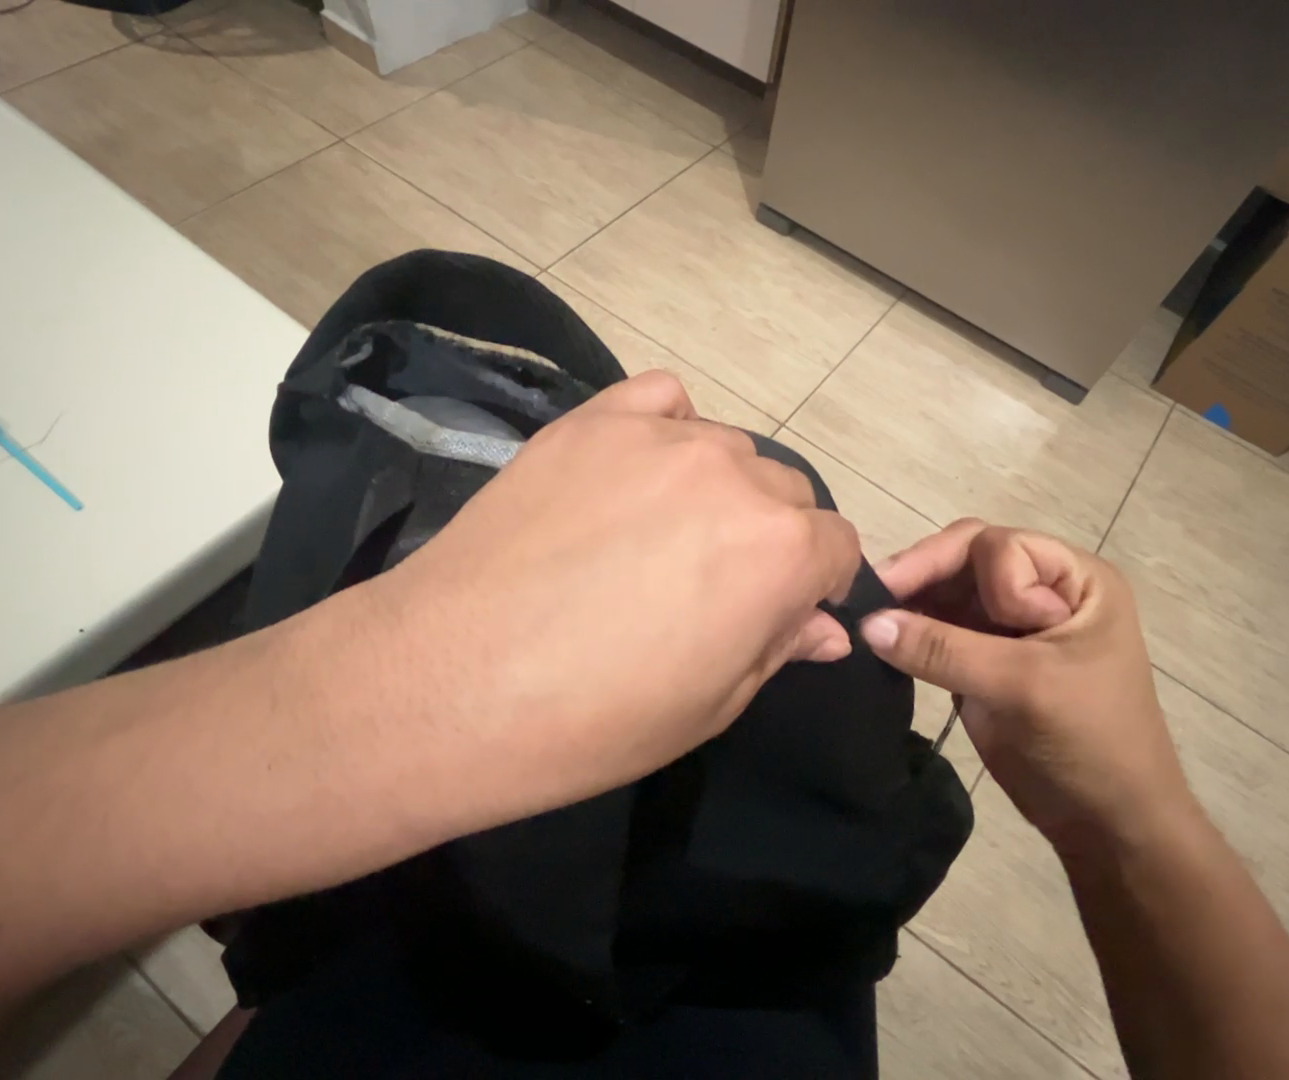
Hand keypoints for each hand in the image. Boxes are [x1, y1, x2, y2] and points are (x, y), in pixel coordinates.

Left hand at [317, 371, 862, 842]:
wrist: (450, 684)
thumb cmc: (595, 719)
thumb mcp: (712, 704)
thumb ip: (780, 647)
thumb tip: (826, 629)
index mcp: (781, 551)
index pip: (838, 547)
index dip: (815, 585)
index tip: (777, 612)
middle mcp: (735, 476)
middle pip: (786, 493)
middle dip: (769, 537)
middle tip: (707, 584)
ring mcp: (659, 438)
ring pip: (726, 449)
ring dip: (716, 489)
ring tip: (656, 533)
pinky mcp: (591, 421)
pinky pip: (660, 400)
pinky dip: (665, 429)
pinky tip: (631, 475)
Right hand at [859, 520, 1193, 853]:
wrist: (1104, 820)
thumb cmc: (1089, 741)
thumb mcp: (1024, 687)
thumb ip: (945, 651)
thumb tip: (868, 623)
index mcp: (1075, 579)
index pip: (1001, 547)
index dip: (969, 574)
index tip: (940, 613)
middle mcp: (1041, 590)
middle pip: (967, 558)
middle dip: (923, 574)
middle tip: (871, 597)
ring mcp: (1008, 624)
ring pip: (946, 590)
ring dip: (908, 601)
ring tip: (865, 617)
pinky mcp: (981, 656)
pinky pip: (936, 627)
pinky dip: (908, 631)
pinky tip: (879, 640)